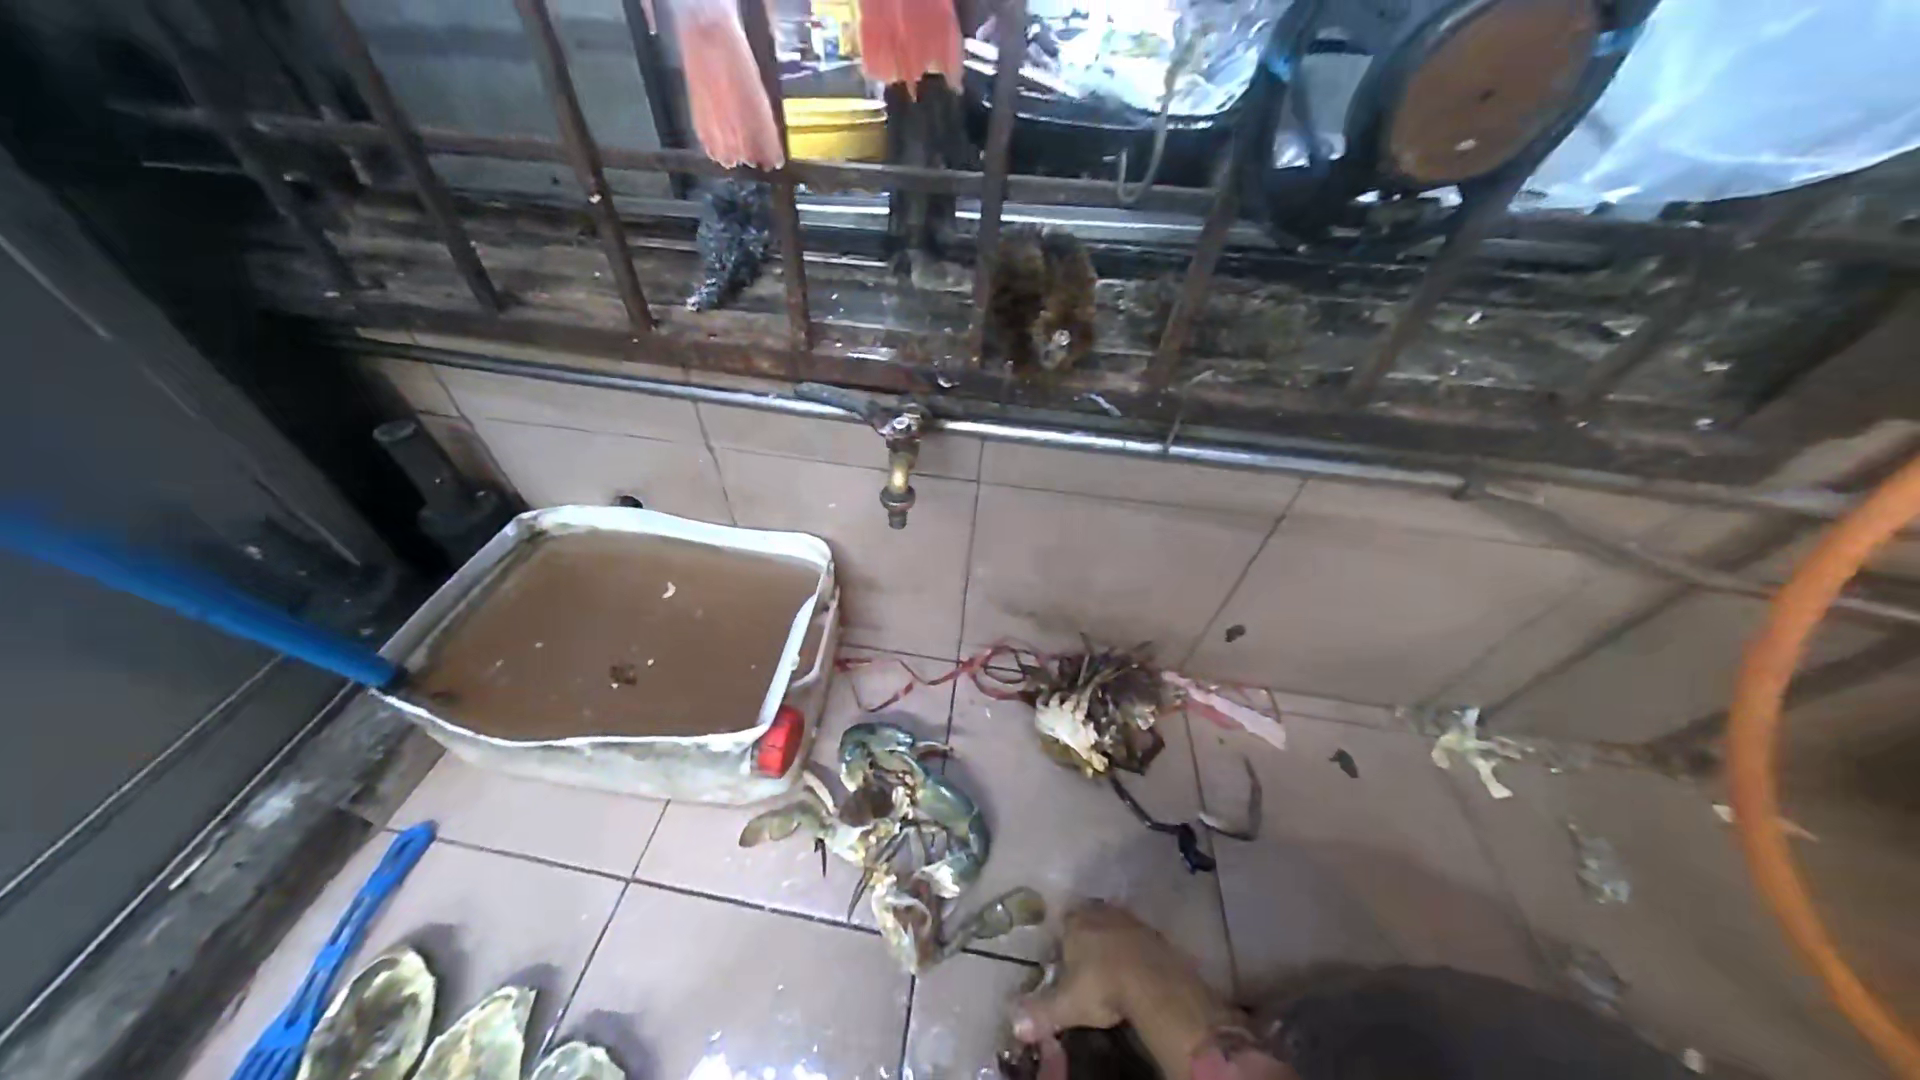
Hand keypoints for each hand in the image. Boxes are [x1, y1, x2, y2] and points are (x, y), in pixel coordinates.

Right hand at [1012, 901, 1194, 1038]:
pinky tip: (1134, 964)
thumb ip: (1040, 1012)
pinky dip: (1132, 946)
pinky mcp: (1151, 931)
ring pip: (1113, 922)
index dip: (1062, 937)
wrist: (1154, 982)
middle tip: (1086, 957)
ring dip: (1110, 936)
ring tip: (1110, 960)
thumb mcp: (1067, 1005)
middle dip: (1086, 933)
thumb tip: (1015, 1024)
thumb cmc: (1102, 987)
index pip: (1063, 921)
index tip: (1063, 955)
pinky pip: (1136, 934)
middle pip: (1088, 917)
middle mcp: (1099, 912)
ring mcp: (1127, 919)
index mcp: (1074, 923)